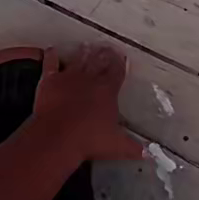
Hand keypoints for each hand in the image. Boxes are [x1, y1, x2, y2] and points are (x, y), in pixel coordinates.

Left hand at [30, 46, 143, 162]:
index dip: (119, 63)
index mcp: (107, 91)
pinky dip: (51, 55)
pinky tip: (52, 50)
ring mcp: (68, 77)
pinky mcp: (50, 80)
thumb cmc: (90, 140)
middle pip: (98, 62)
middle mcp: (89, 79)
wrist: (58, 135)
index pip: (116, 72)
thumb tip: (149, 154)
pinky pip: (50, 63)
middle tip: (106, 46)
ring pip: (77, 60)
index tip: (121, 55)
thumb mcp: (117, 146)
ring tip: (86, 45)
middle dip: (103, 54)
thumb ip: (134, 147)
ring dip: (82, 52)